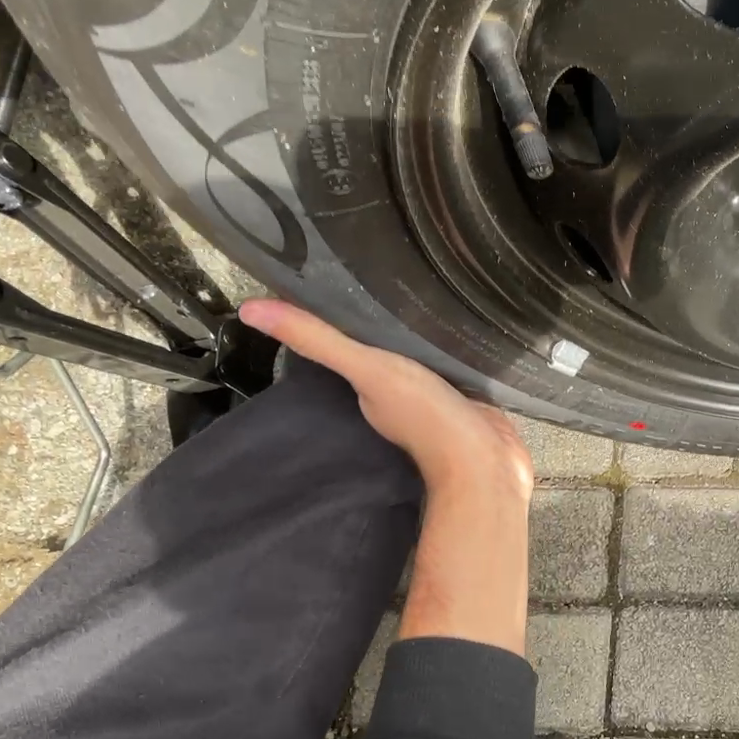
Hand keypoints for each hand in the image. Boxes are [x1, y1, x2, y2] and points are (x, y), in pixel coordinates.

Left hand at [238, 299, 533, 497]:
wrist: (488, 459)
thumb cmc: (428, 417)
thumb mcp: (370, 371)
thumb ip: (321, 341)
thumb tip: (250, 310)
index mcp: (370, 390)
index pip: (347, 349)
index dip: (339, 320)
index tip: (333, 282)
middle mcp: (399, 395)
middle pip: (386, 353)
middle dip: (383, 326)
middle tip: (383, 278)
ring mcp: (437, 400)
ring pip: (423, 361)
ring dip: (421, 339)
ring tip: (424, 294)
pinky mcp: (469, 399)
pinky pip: (456, 369)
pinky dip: (455, 352)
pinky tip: (461, 330)